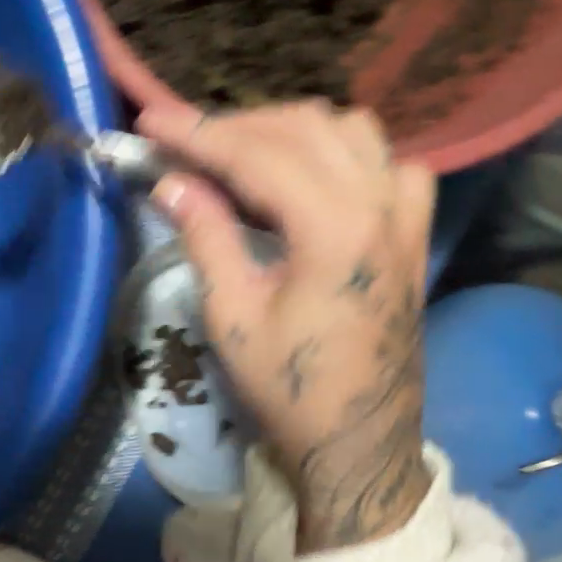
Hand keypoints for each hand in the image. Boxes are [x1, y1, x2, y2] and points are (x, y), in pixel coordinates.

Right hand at [137, 100, 435, 553]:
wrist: (358, 438)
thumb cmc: (290, 390)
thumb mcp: (233, 319)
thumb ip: (205, 238)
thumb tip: (170, 183)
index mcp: (335, 226)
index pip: (258, 153)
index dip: (197, 134)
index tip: (148, 123)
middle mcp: (380, 201)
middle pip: (302, 127)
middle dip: (235, 126)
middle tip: (181, 142)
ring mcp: (406, 213)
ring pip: (348, 131)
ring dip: (287, 130)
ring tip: (238, 153)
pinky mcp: (413, 231)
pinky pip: (385, 161)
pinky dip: (340, 151)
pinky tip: (310, 175)